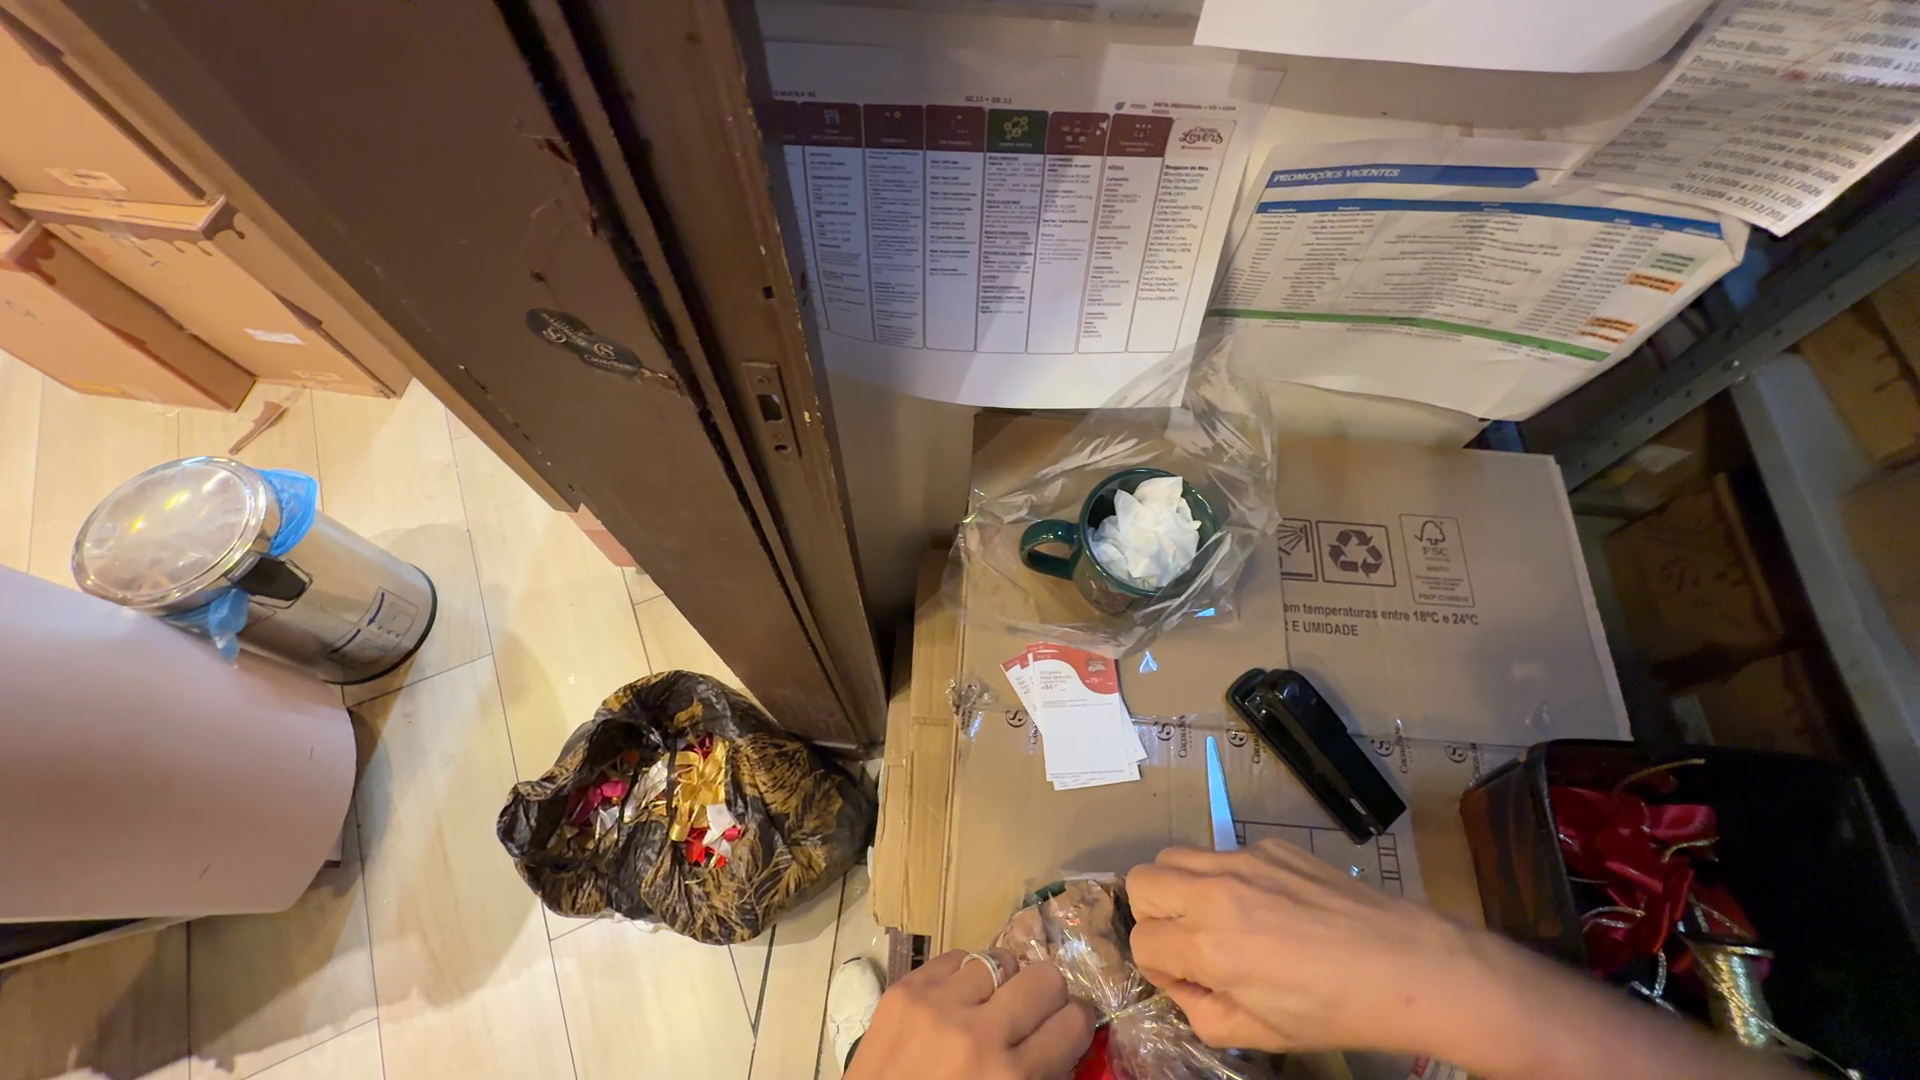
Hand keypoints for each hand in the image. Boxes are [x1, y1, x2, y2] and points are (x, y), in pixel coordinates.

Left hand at [844, 948, 1095, 1079]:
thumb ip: (1038, 1077)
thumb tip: (1063, 1038)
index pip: (1073, 1023)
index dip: (1076, 1022)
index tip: (1068, 1026)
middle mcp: (979, 1035)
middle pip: (1044, 978)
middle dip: (1047, 995)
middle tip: (1034, 1011)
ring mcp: (938, 1005)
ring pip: (1000, 959)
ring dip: (1003, 982)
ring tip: (992, 1001)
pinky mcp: (905, 989)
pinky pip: (956, 957)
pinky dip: (964, 976)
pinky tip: (957, 998)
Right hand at [1127, 840, 1477, 1055]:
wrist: (1407, 965)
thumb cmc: (1333, 1011)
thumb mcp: (1258, 1035)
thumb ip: (1198, 1010)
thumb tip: (1182, 979)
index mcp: (1210, 946)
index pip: (1141, 942)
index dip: (1158, 968)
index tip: (1188, 979)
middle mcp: (1214, 891)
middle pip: (1140, 882)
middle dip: (1153, 916)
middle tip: (1187, 940)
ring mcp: (1241, 859)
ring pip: (1172, 856)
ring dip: (1179, 888)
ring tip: (1216, 916)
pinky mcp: (1268, 844)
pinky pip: (1220, 852)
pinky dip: (1223, 877)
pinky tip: (1266, 905)